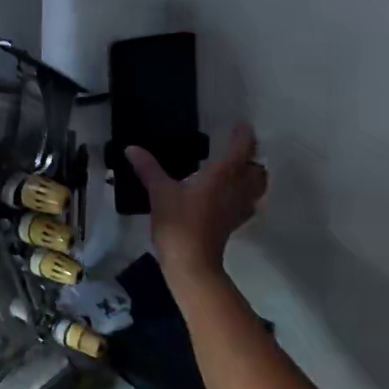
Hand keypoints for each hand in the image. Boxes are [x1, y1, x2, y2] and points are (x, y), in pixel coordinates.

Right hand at [127, 124, 268, 279]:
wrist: (191, 263)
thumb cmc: (178, 223)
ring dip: (253, 177)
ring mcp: (239, 208)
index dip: (244, 135)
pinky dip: (245, 196)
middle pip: (257, 168)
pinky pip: (248, 204)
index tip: (240, 125)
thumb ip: (148, 168)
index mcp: (223, 174)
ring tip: (238, 172)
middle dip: (252, 157)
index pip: (242, 148)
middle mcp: (237, 188)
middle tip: (239, 150)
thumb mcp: (159, 192)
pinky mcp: (234, 224)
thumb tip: (131, 148)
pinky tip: (230, 198)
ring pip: (257, 187)